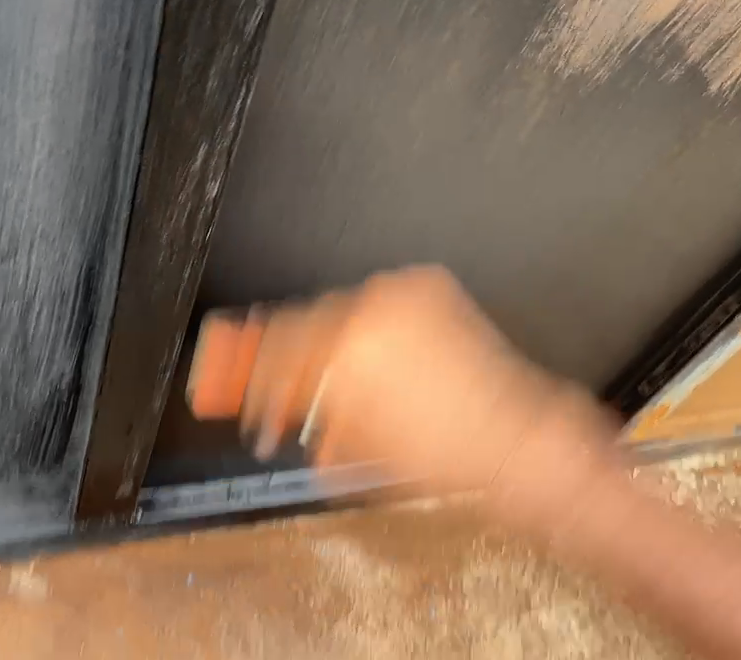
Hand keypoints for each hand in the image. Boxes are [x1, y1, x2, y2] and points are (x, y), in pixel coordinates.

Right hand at [193, 265, 622, 521]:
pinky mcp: (426, 287)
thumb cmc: (447, 454)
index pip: (275, 349)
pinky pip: (380, 301)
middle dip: (288, 359)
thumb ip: (310, 418)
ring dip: (332, 341)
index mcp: (347, 351)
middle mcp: (370, 311)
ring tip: (341, 376)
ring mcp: (400, 293)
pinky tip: (376, 353)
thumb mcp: (357, 445)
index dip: (244, 370)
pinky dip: (371, 324)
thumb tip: (281, 412)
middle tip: (275, 387)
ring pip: (340, 310)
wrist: (517, 438)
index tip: (223, 378)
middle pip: (302, 324)